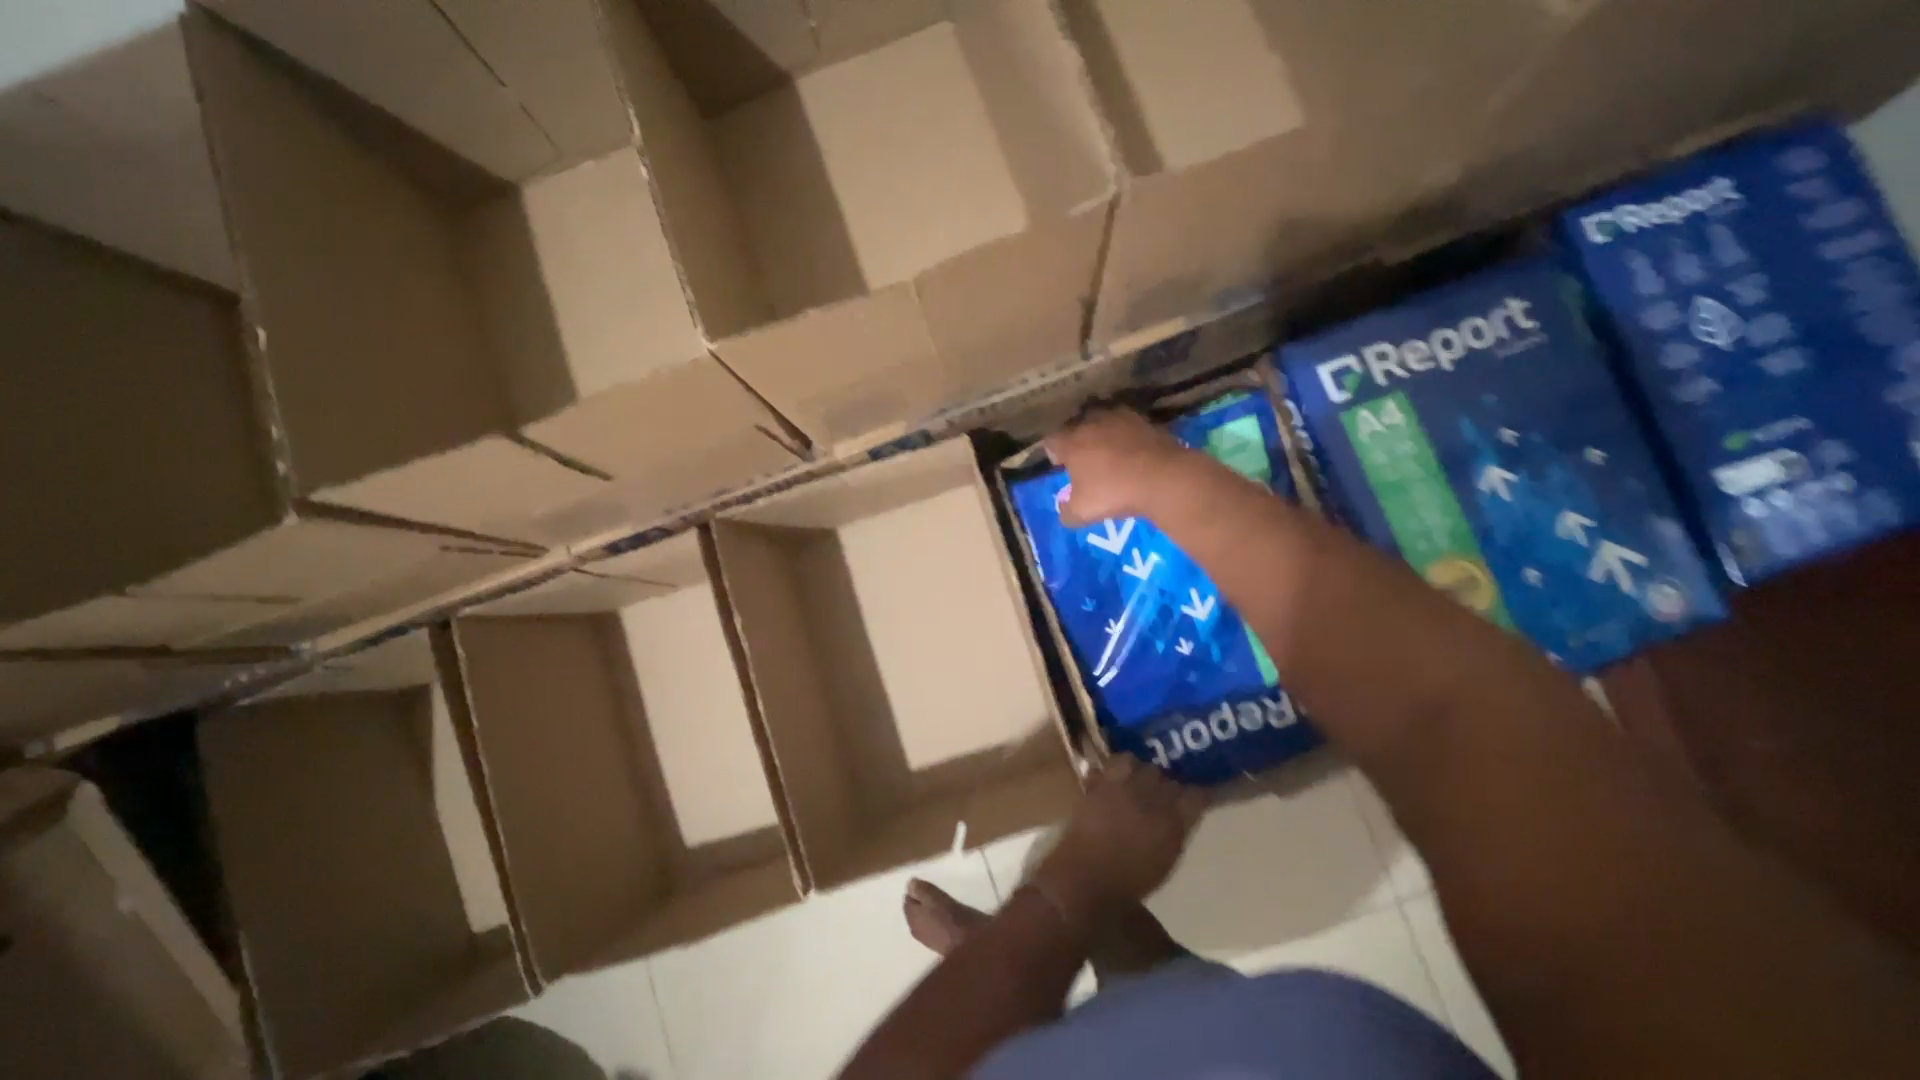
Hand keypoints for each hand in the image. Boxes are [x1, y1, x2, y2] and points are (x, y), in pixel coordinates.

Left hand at [1031, 757, 1208, 920]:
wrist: (1086, 880)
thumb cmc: (1129, 883)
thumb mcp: (1164, 862)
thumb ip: (1175, 833)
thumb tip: (1181, 815)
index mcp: (1173, 822)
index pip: (1196, 794)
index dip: (1198, 792)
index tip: (1196, 793)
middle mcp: (1150, 799)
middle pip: (1165, 775)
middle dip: (1165, 780)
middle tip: (1161, 790)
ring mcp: (1120, 789)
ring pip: (1134, 762)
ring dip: (1135, 768)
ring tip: (1133, 778)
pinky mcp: (1095, 787)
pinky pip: (1103, 768)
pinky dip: (1105, 773)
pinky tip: (1107, 783)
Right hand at [1044, 408, 1188, 526]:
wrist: (1163, 478)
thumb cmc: (1114, 493)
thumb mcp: (1082, 512)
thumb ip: (1066, 511)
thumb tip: (1063, 508)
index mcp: (1071, 442)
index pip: (1051, 441)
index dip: (1053, 453)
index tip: (1061, 465)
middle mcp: (1092, 423)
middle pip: (1077, 425)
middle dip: (1077, 439)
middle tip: (1084, 457)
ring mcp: (1120, 418)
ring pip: (1103, 420)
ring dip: (1103, 432)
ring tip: (1110, 450)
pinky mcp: (1145, 421)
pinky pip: (1129, 425)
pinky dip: (1128, 435)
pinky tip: (1134, 450)